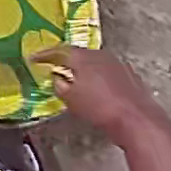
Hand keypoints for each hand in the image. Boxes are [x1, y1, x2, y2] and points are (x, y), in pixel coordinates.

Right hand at [28, 47, 166, 136]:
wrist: (136, 119)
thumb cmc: (100, 108)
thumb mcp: (70, 99)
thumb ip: (59, 86)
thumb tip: (57, 78)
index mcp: (83, 57)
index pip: (59, 51)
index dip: (45, 55)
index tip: (34, 58)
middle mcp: (101, 55)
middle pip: (78, 54)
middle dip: (65, 61)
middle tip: (54, 68)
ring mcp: (118, 64)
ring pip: (94, 63)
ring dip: (83, 70)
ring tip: (74, 80)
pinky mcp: (130, 76)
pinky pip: (107, 72)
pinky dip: (97, 78)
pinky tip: (96, 90)